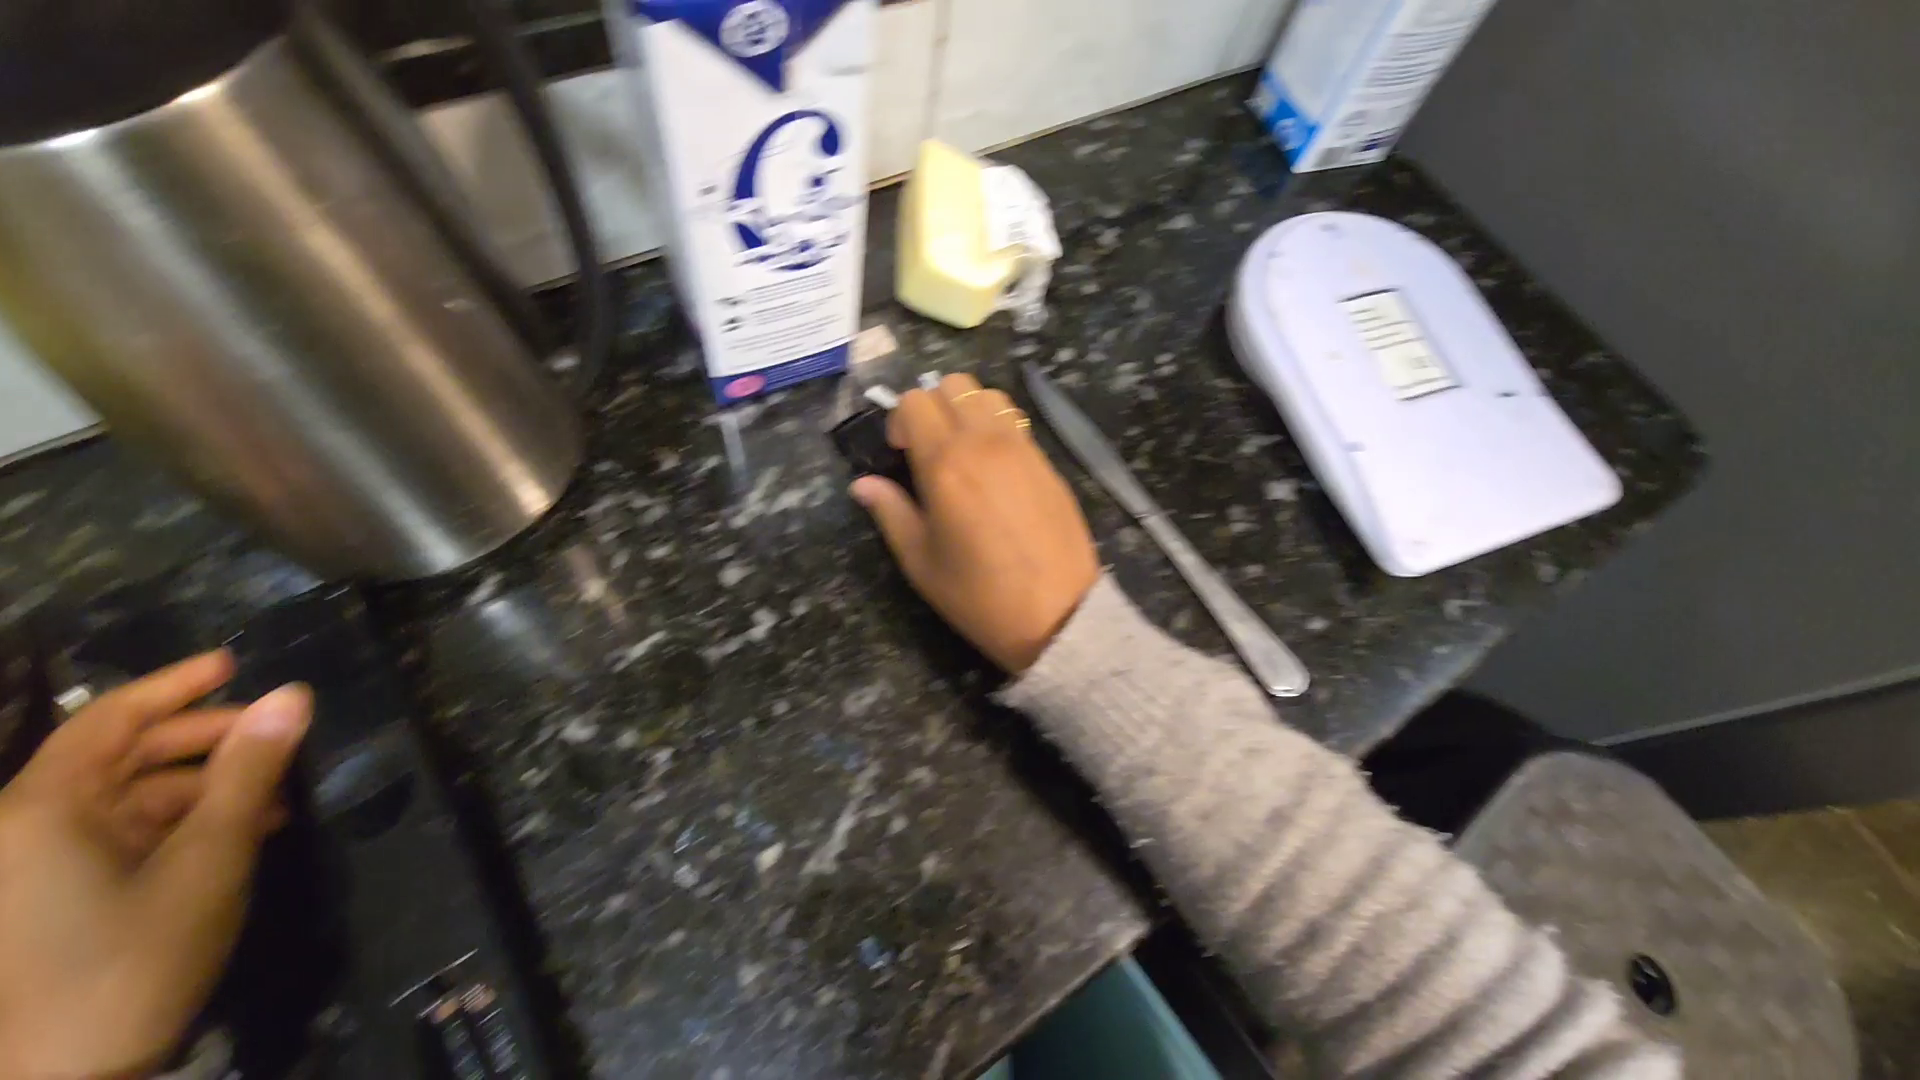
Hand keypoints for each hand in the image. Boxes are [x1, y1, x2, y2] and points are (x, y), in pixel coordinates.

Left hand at [0, 650, 310, 1078]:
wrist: (71, 1076)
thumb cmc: (135, 956)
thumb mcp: (210, 858)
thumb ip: (250, 771)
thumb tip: (292, 694)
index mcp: (41, 809)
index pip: (108, 718)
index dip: (174, 684)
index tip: (235, 662)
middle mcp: (27, 827)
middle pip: (123, 754)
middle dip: (205, 738)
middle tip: (276, 732)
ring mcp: (38, 866)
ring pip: (131, 795)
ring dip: (206, 785)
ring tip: (276, 793)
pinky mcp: (56, 897)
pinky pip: (125, 834)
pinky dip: (185, 821)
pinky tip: (244, 831)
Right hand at [851, 373, 1101, 672]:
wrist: (1059, 614)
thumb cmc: (979, 596)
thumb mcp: (921, 562)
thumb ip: (890, 512)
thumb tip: (863, 484)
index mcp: (946, 463)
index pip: (915, 401)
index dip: (898, 421)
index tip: (900, 455)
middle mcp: (985, 441)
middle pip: (952, 384)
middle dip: (931, 407)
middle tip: (928, 449)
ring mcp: (1022, 447)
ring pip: (989, 394)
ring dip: (967, 410)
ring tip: (962, 451)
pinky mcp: (1047, 460)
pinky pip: (1016, 420)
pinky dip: (996, 426)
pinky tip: (993, 468)